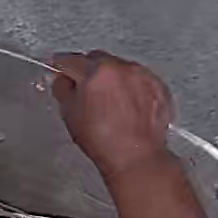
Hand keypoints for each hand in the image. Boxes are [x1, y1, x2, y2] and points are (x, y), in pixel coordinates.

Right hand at [50, 50, 174, 179]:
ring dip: (111, 79)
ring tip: (108, 103)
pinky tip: (125, 107)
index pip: (71, 60)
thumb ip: (63, 90)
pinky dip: (131, 88)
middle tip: (84, 89)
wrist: (136, 157)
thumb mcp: (70, 114)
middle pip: (97, 60)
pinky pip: (138, 80)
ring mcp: (142, 76)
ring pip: (120, 69)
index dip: (61, 66)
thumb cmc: (104, 140)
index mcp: (96, 71)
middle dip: (88, 71)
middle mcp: (122, 68)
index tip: (58, 67)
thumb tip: (63, 81)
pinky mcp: (158, 87)